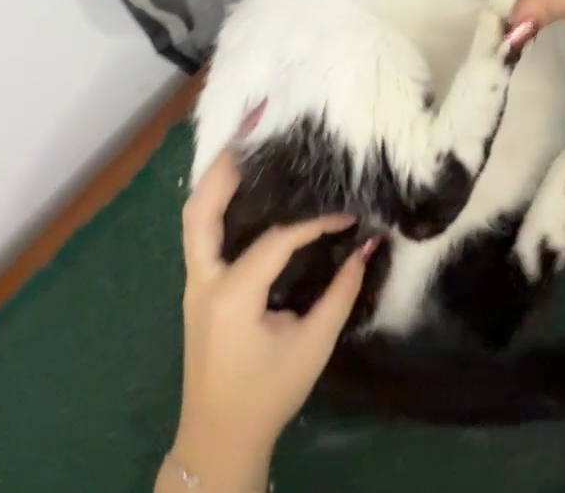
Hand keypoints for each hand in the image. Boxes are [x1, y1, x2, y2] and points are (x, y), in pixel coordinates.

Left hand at [164, 152, 374, 491]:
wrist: (219, 438)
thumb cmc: (268, 393)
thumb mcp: (313, 343)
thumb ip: (342, 290)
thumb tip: (369, 244)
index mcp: (231, 294)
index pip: (276, 239)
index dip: (314, 221)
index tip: (348, 213)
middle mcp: (203, 280)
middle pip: (202, 208)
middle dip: (225, 165)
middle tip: (254, 126)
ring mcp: (194, 284)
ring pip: (194, 219)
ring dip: (217, 181)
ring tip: (246, 145)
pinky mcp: (198, 288)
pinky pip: (203, 234)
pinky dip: (219, 204)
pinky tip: (245, 189)